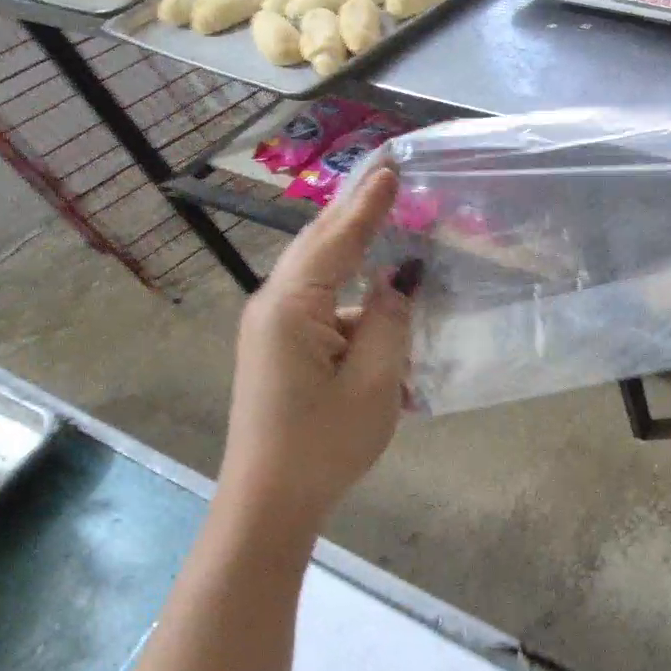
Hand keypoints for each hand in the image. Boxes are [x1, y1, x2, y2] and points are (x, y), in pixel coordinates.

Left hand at [219, 166, 418, 530]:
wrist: (270, 502)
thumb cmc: (324, 442)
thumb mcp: (375, 381)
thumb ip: (390, 320)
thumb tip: (400, 278)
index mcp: (292, 308)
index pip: (335, 240)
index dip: (367, 204)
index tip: (391, 168)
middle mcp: (275, 309)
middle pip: (319, 247)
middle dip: (353, 211)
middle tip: (384, 175)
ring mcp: (276, 332)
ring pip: (324, 280)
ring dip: (356, 255)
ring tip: (387, 222)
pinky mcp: (284, 353)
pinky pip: (326, 311)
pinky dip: (356, 300)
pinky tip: (383, 304)